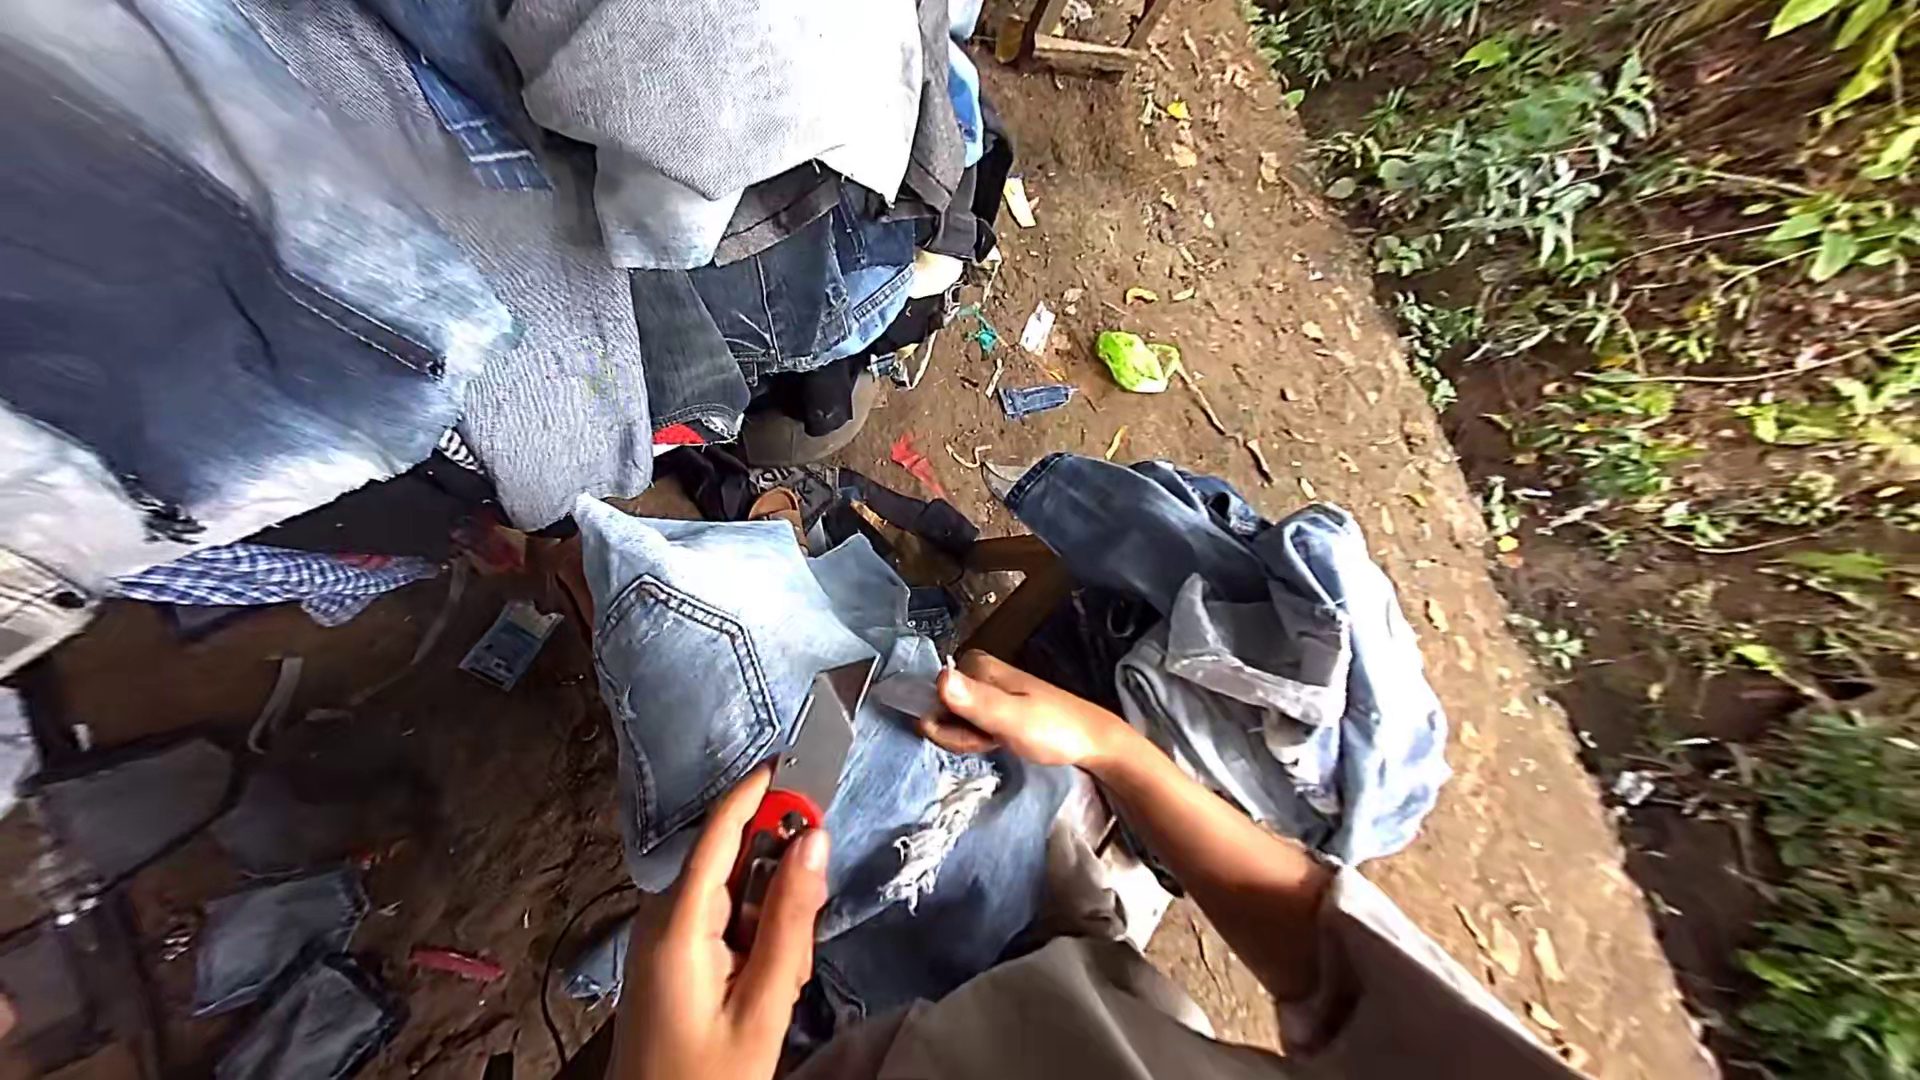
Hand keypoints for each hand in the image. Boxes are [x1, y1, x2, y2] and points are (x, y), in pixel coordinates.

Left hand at [614, 767, 828, 1079]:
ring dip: (771, 913)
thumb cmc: (709, 1079)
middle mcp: (663, 913)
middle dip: (779, 877)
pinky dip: (755, 929)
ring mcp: (664, 932)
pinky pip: (724, 912)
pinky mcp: (672, 948)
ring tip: (785, 974)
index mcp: (677, 922)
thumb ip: (791, 915)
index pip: (719, 830)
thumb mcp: (764, 1003)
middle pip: (734, 859)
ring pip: (734, 887)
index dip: (756, 789)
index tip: (796, 761)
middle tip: (805, 932)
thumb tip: (815, 837)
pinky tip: (766, 976)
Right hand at [930, 651, 1130, 768]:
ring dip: (971, 738)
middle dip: (960, 733)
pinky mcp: (993, 705)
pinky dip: (979, 738)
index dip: (948, 724)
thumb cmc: (1054, 729)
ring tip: (999, 739)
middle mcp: (976, 671)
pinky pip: (968, 724)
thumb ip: (976, 701)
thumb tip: (940, 678)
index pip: (930, 697)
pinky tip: (998, 741)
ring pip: (954, 720)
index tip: (976, 733)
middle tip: (992, 738)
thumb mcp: (1012, 718)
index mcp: (976, 665)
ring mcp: (984, 689)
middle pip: (941, 709)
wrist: (1093, 741)